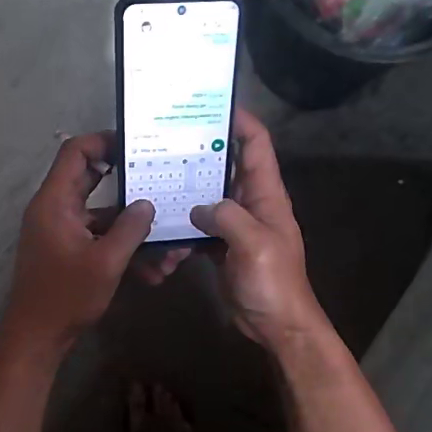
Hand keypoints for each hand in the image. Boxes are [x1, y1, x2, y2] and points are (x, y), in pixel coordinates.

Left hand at [0, 132, 152, 352]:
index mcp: (55, 202)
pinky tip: (154, 272)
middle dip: (131, 186)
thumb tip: (147, 204)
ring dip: (134, 229)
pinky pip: (100, 239)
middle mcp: (56, 210)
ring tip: (169, 246)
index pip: (75, 152)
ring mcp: (63, 231)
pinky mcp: (70, 251)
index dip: (104, 141)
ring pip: (104, 216)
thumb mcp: (106, 262)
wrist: (37, 338)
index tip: (137, 145)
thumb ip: (130, 228)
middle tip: (163, 182)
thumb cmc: (66, 296)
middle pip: (94, 181)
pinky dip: (124, 250)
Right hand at [187, 109, 329, 349]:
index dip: (239, 120)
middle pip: (225, 167)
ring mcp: (235, 226)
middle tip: (164, 142)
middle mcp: (251, 203)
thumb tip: (199, 206)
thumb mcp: (254, 243)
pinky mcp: (221, 246)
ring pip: (206, 198)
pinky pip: (197, 228)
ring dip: (184, 195)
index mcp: (266, 195)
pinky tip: (163, 240)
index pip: (256, 145)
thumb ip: (227, 216)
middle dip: (199, 153)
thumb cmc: (273, 282)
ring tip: (154, 186)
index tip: (210, 106)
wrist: (277, 326)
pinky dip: (181, 231)